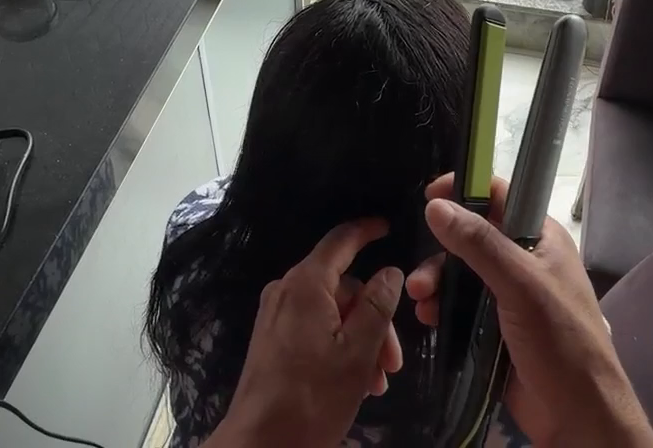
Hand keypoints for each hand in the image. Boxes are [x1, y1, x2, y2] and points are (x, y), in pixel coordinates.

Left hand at [205, 219, 404, 446]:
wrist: (259, 447)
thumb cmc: (312, 397)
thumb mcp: (358, 351)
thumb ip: (377, 305)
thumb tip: (390, 270)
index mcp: (306, 283)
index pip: (341, 239)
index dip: (367, 230)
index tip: (389, 227)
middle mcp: (287, 289)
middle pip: (343, 287)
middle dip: (373, 319)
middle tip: (393, 363)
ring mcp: (276, 315)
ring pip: (331, 312)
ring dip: (360, 340)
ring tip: (377, 383)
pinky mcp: (272, 339)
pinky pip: (314, 327)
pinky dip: (338, 347)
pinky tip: (354, 382)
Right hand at [408, 175, 652, 447]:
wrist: (578, 418)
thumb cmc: (559, 340)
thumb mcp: (520, 284)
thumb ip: (479, 243)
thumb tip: (435, 206)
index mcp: (541, 237)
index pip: (500, 194)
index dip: (465, 189)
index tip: (429, 196)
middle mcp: (524, 258)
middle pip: (472, 235)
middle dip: (442, 250)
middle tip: (420, 272)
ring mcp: (509, 293)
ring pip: (462, 271)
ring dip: (437, 281)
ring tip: (420, 301)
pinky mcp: (495, 325)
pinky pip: (461, 304)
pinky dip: (443, 306)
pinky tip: (429, 318)